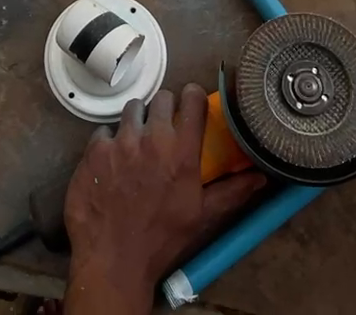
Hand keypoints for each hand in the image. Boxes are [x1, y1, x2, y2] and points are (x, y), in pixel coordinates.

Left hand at [63, 85, 266, 313]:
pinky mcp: (95, 149)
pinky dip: (109, 142)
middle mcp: (152, 138)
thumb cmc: (162, 239)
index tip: (191, 103)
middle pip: (161, 98)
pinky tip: (112, 161)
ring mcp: (121, 141)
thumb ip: (232, 191)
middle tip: (162, 128)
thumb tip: (260, 176)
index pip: (192, 99)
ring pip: (131, 109)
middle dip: (164, 109)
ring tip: (136, 143)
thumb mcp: (202, 216)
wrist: (113, 260)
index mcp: (182, 151)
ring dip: (136, 121)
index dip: (193, 97)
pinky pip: (104, 131)